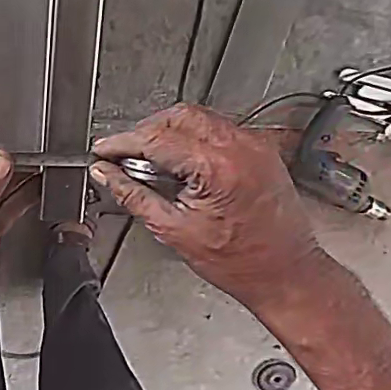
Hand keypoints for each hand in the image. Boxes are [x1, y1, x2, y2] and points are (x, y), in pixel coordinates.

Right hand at [91, 103, 329, 314]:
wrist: (285, 273)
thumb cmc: (240, 262)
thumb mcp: (174, 230)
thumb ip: (135, 195)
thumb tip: (108, 174)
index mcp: (217, 168)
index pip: (157, 139)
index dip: (123, 142)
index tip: (105, 149)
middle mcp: (239, 147)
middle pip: (178, 116)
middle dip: (146, 131)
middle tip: (125, 154)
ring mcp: (254, 145)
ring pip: (198, 117)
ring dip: (169, 131)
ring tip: (152, 160)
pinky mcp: (261, 150)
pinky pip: (218, 128)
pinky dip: (193, 137)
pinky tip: (182, 162)